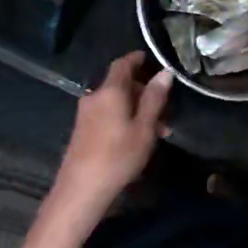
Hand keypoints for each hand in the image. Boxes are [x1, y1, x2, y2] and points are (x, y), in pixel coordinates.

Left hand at [50, 51, 172, 216]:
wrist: (81, 189)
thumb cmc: (118, 156)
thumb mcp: (144, 128)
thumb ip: (154, 98)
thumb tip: (164, 72)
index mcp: (110, 91)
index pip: (122, 64)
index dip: (137, 59)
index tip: (151, 58)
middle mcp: (94, 96)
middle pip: (120, 84)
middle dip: (143, 90)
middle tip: (165, 106)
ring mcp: (85, 113)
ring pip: (115, 101)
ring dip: (136, 108)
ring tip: (158, 130)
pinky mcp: (82, 129)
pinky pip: (107, 113)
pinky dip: (124, 117)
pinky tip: (137, 137)